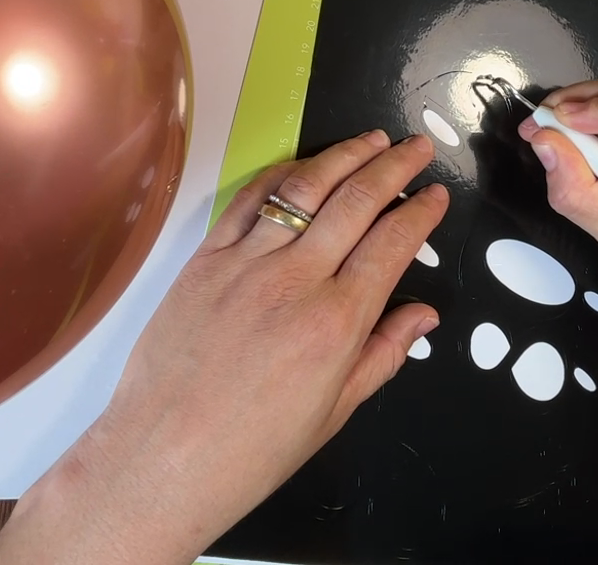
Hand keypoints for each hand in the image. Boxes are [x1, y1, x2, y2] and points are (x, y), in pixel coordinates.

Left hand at [0, 131, 448, 564]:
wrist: (160, 459)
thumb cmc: (255, 449)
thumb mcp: (335, 412)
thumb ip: (385, 353)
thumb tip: (426, 313)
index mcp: (336, 322)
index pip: (392, 244)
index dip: (421, 212)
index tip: (437, 192)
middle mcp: (297, 279)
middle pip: (357, 201)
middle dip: (395, 166)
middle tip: (417, 146)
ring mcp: (247, 261)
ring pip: (307, 188)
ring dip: (346, 155)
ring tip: (373, 139)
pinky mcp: (207, 255)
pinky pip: (251, 199)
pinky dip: (283, 173)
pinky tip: (304, 163)